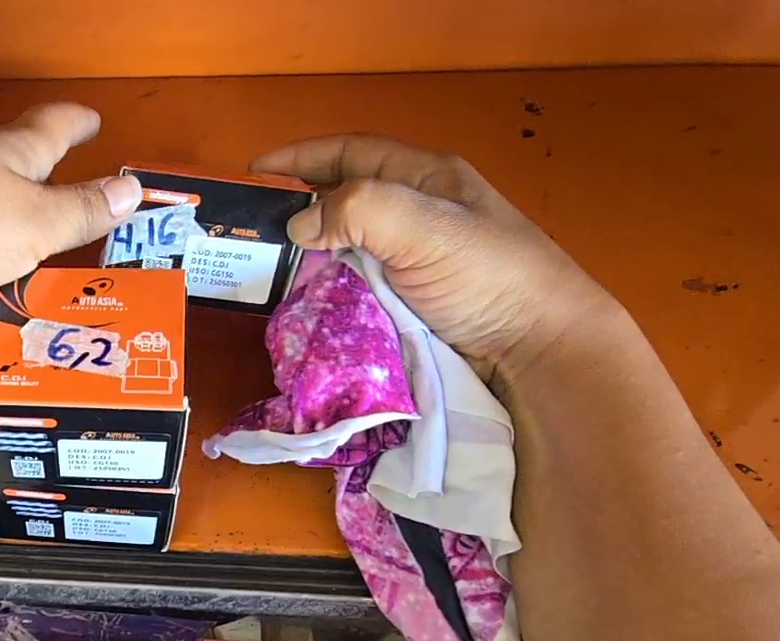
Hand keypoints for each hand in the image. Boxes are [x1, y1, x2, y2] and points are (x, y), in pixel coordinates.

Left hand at [0, 103, 143, 312]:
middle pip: (6, 150)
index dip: (76, 124)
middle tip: (54, 167)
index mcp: (10, 153)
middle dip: (33, 158)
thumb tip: (134, 187)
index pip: (52, 128)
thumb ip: (79, 212)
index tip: (93, 120)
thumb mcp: (33, 226)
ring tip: (7, 215)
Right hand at [251, 135, 630, 389]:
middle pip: (340, 202)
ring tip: (263, 271)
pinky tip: (297, 304)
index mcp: (423, 180)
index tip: (253, 172)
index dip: (301, 157)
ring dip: (302, 258)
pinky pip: (347, 289)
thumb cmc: (488, 277)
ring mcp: (403, 263)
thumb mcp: (427, 228)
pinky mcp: (398, 303)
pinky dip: (319, 292)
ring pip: (339, 250)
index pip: (352, 153)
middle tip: (251, 231)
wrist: (529, 347)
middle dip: (295, 210)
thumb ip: (362, 212)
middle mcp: (410, 216)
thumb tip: (297, 223)